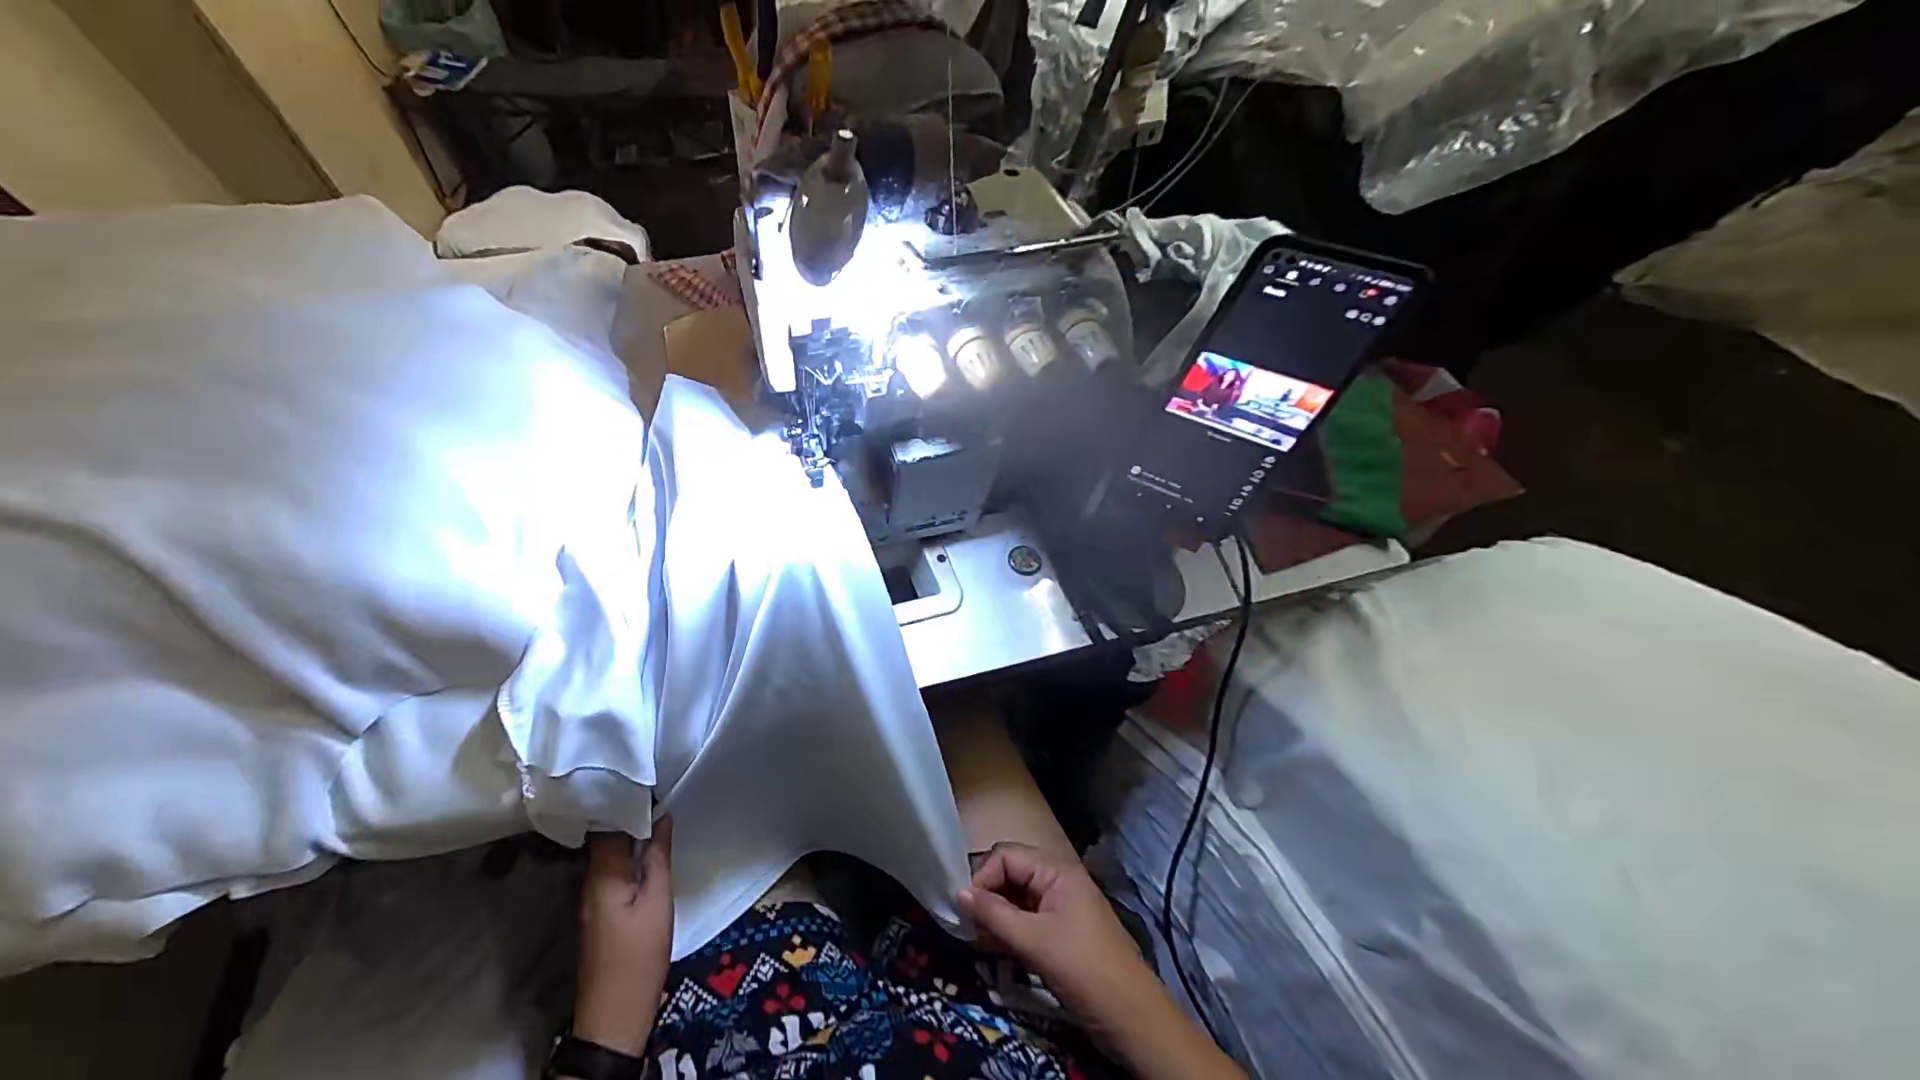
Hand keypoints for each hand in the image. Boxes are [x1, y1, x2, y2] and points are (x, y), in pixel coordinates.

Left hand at [573, 816, 674, 1056]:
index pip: (608, 826)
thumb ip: (659, 857)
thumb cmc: (640, 954)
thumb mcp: (659, 900)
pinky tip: (645, 849)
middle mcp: (588, 882)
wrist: (616, 1013)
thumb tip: (662, 817)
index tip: (652, 782)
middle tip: (657, 793)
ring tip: (656, 814)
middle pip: (604, 838)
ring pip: (607, 854)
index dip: (628, 802)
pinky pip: (610, 870)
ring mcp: (590, 898)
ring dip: (627, 835)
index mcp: (601, 875)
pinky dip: (626, 854)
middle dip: (627, 815)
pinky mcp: (598, 911)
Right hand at [957, 842, 1156, 1033]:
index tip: (966, 909)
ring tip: (979, 938)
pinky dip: (1009, 928)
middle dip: (988, 894)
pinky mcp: (1061, 930)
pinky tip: (997, 947)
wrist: (1131, 1015)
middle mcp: (1058, 879)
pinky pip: (1027, 917)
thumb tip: (959, 893)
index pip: (1006, 855)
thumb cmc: (1082, 968)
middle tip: (969, 925)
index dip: (983, 877)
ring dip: (996, 914)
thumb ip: (993, 914)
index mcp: (1056, 869)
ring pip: (1017, 896)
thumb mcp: (1033, 941)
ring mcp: (1061, 904)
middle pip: (1011, 872)